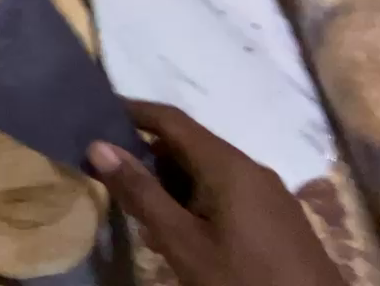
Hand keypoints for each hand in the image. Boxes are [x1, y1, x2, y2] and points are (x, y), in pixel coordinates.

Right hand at [87, 101, 344, 285]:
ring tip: (142, 211)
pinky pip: (228, 193)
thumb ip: (140, 193)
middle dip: (148, 155)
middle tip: (113, 174)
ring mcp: (271, 196)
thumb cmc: (246, 283)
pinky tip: (184, 233)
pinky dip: (197, 200)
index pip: (171, 119)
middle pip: (189, 145)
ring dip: (172, 183)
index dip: (133, 111)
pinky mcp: (281, 222)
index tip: (98, 113)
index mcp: (229, 164)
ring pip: (208, 171)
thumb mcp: (183, 243)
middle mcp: (252, 168)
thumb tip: (98, 146)